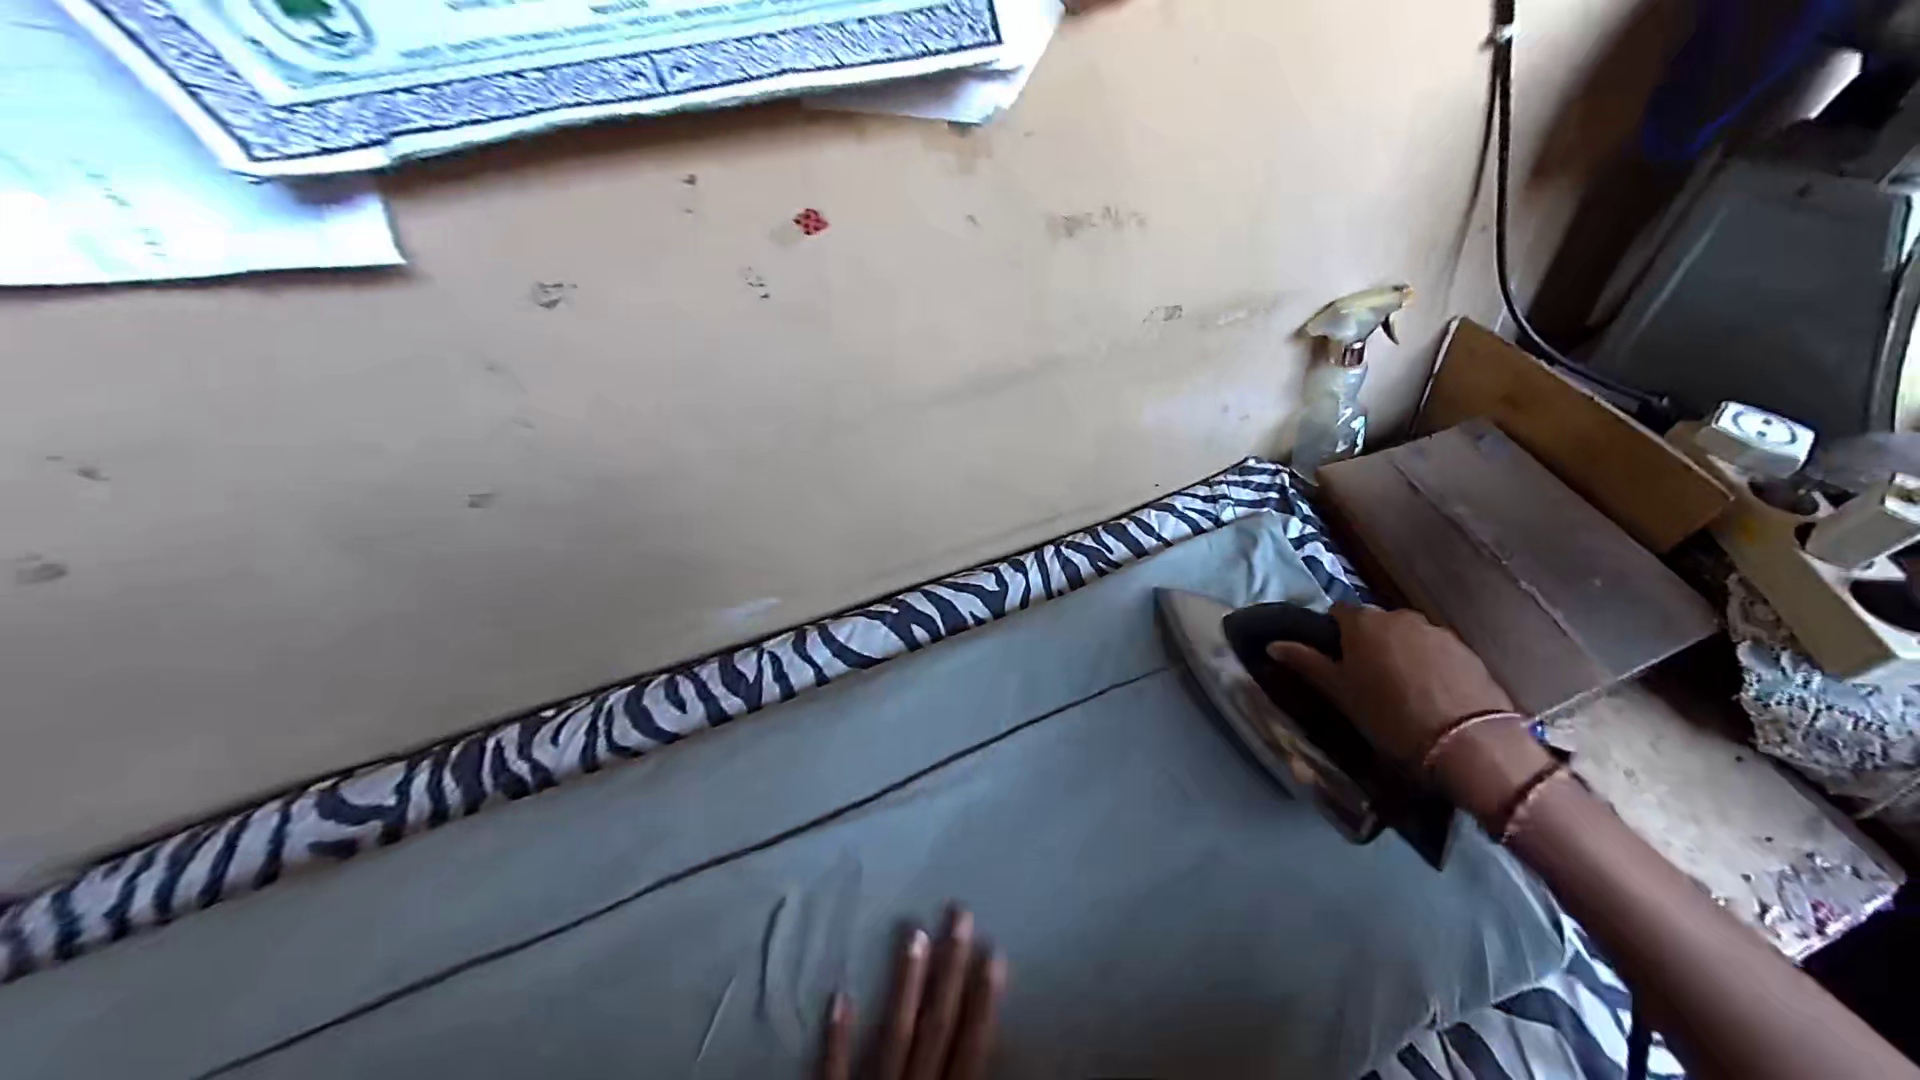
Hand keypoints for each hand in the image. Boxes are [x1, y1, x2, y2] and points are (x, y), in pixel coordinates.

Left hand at [822, 907, 1007, 1079]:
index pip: (972, 1042)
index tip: (994, 948)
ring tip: (914, 932)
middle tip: (959, 913)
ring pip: (895, 1034)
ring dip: (906, 983)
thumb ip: (966, 1075)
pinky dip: (838, 1036)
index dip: (985, 997)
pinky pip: (836, 1071)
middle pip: (937, 1024)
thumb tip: (983, 1034)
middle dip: (951, 966)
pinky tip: (840, 995)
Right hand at [1266, 605, 1516, 765]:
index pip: (1337, 613)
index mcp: (1363, 621)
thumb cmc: (1388, 714)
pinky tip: (1429, 694)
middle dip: (1368, 643)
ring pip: (1406, 637)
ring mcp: (1437, 631)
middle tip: (1365, 678)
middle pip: (1374, 624)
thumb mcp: (1339, 691)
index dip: (1333, 635)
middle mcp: (1399, 616)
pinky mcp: (1467, 651)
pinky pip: (1435, 651)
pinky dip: (1428, 665)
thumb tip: (1273, 644)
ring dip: (1399, 653)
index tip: (1334, 662)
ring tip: (1401, 689)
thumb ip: (1306, 662)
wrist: (1467, 741)